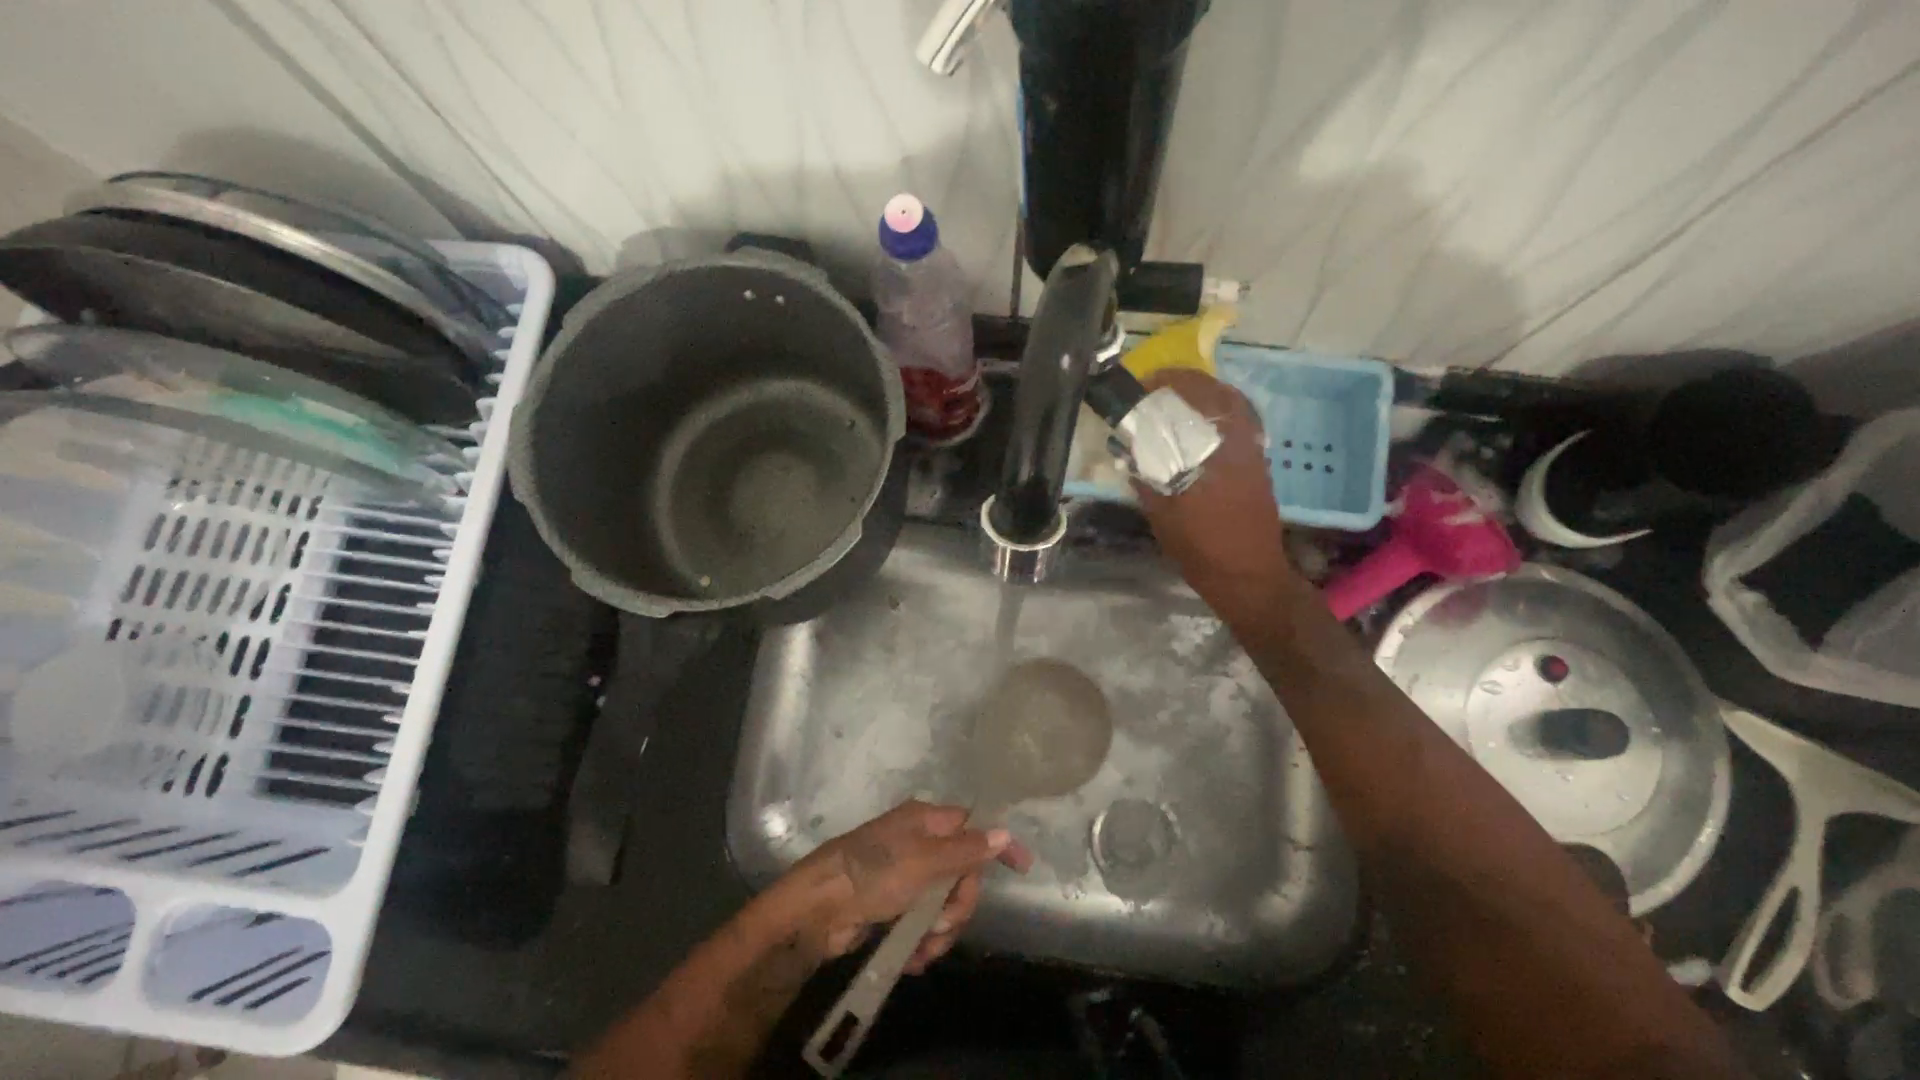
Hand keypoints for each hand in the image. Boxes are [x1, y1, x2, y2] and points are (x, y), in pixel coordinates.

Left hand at [787, 801, 1032, 973]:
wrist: (816, 911)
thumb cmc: (871, 875)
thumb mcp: (923, 861)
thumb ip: (966, 850)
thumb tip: (1003, 832)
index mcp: (925, 822)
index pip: (974, 826)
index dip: (998, 845)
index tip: (1024, 868)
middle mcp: (918, 845)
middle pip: (963, 874)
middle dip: (959, 904)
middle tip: (943, 922)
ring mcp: (905, 878)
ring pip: (944, 905)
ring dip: (940, 932)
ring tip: (922, 950)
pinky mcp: (892, 909)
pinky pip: (922, 925)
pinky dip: (921, 943)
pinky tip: (911, 958)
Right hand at [1133, 370, 1300, 617]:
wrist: (1248, 577)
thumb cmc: (1203, 549)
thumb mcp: (1162, 516)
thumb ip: (1145, 479)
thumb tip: (1129, 452)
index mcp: (1214, 451)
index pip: (1194, 397)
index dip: (1169, 382)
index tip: (1146, 383)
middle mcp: (1240, 443)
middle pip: (1220, 393)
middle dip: (1189, 383)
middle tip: (1160, 388)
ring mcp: (1254, 454)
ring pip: (1235, 407)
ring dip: (1207, 395)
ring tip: (1179, 402)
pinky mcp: (1259, 467)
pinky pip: (1243, 425)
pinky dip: (1222, 415)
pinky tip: (1201, 427)